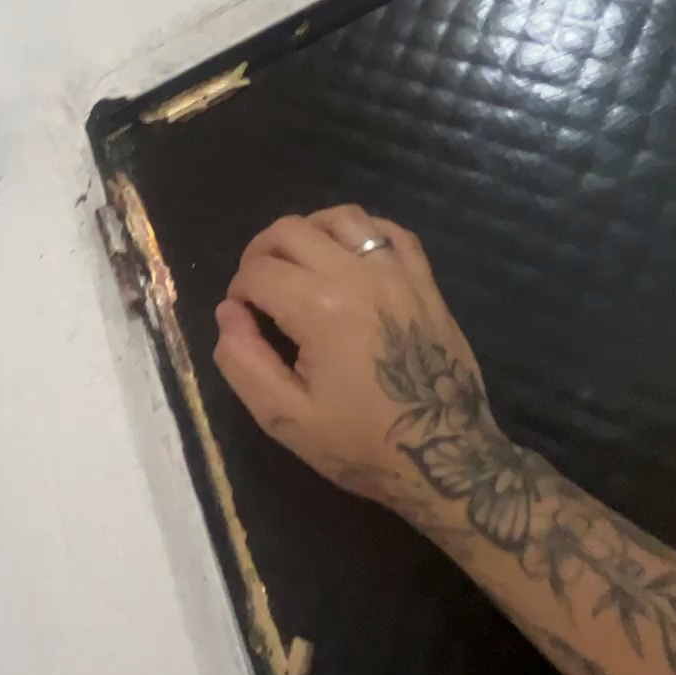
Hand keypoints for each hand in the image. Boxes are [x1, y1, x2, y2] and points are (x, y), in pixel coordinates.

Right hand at [213, 205, 494, 511]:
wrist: (447, 457)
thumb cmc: (360, 443)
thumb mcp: (284, 418)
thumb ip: (242, 361)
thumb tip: (228, 312)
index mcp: (320, 309)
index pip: (257, 272)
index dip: (237, 291)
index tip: (241, 319)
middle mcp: (358, 275)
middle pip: (290, 230)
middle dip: (259, 254)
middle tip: (257, 290)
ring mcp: (397, 272)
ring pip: (340, 217)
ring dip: (307, 233)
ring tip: (297, 266)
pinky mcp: (424, 280)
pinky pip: (388, 231)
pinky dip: (359, 232)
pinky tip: (346, 259)